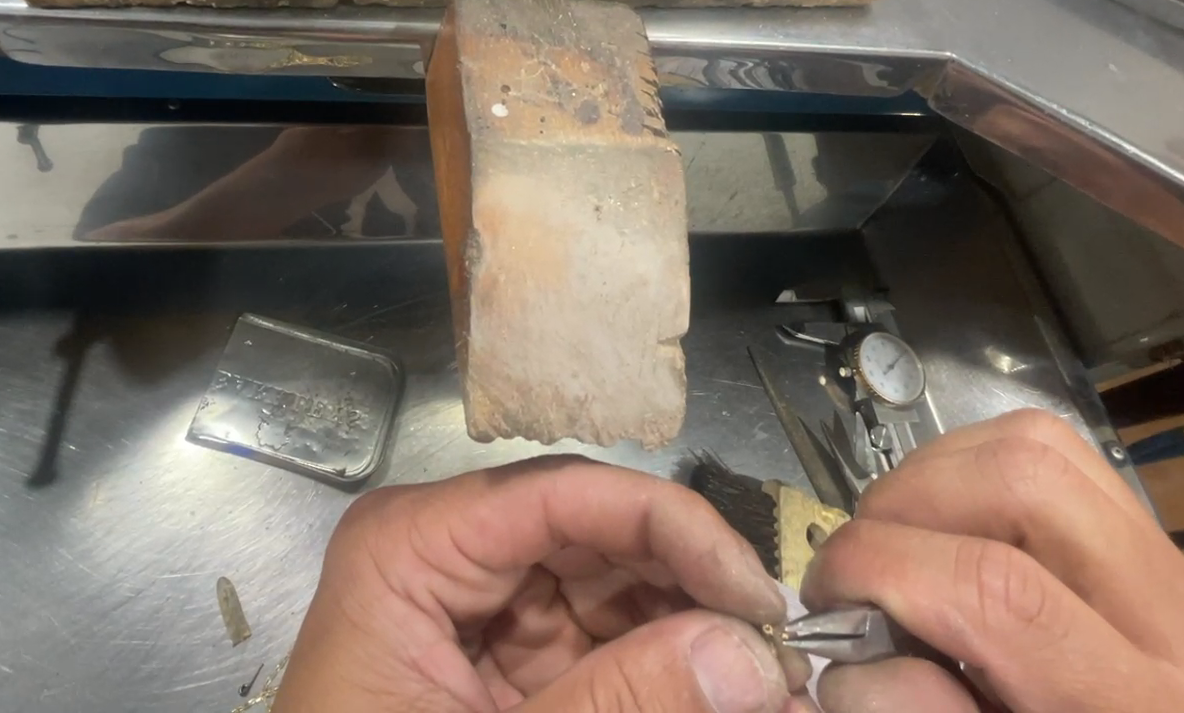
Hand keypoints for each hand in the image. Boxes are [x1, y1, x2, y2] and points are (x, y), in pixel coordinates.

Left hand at [275, 456, 812, 712]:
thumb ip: (620, 700)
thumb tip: (750, 655)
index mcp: (412, 539)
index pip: (559, 490)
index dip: (669, 523)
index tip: (755, 587)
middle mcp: (446, 541)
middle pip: (588, 524)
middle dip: (684, 575)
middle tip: (770, 637)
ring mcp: (474, 587)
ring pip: (601, 571)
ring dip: (680, 614)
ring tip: (755, 665)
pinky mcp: (499, 634)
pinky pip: (589, 622)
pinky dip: (650, 650)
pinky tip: (705, 675)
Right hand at [801, 410, 1183, 711]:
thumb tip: (849, 662)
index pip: (996, 588)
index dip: (877, 567)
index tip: (823, 599)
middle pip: (1024, 480)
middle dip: (904, 501)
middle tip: (861, 564)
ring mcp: (1183, 579)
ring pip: (1036, 444)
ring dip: (931, 476)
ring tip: (897, 542)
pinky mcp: (1157, 552)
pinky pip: (1050, 454)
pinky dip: (967, 470)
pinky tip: (944, 529)